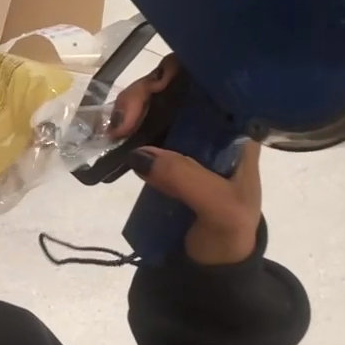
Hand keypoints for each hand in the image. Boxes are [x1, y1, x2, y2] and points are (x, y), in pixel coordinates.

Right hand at [110, 56, 263, 266]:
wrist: (212, 272)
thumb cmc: (229, 237)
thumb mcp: (221, 210)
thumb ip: (187, 179)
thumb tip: (140, 153)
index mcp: (236, 130)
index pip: (210, 79)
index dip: (180, 72)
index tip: (155, 90)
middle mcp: (211, 125)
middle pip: (174, 85)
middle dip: (143, 94)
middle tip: (120, 124)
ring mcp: (183, 138)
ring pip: (152, 102)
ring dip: (128, 109)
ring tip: (111, 135)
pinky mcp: (161, 154)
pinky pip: (139, 127)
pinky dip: (121, 127)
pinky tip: (109, 140)